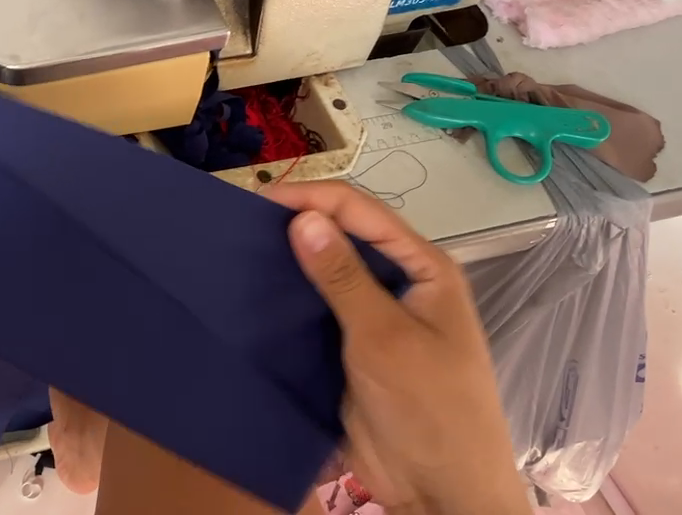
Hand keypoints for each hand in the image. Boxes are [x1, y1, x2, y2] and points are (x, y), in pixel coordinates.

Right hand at [268, 183, 527, 514]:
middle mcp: (398, 279)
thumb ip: (342, 276)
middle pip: (342, 232)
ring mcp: (373, 312)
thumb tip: (301, 217)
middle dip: (296, 221)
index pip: (359, 210)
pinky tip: (254, 289)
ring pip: (324, 267)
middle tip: (242, 223)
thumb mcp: (384, 338)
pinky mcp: (350, 342)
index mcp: (422, 266)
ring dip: (288, 257)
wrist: (442, 496)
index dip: (310, 197)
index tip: (259, 201)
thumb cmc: (429, 409)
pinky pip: (314, 305)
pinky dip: (287, 293)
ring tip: (239, 249)